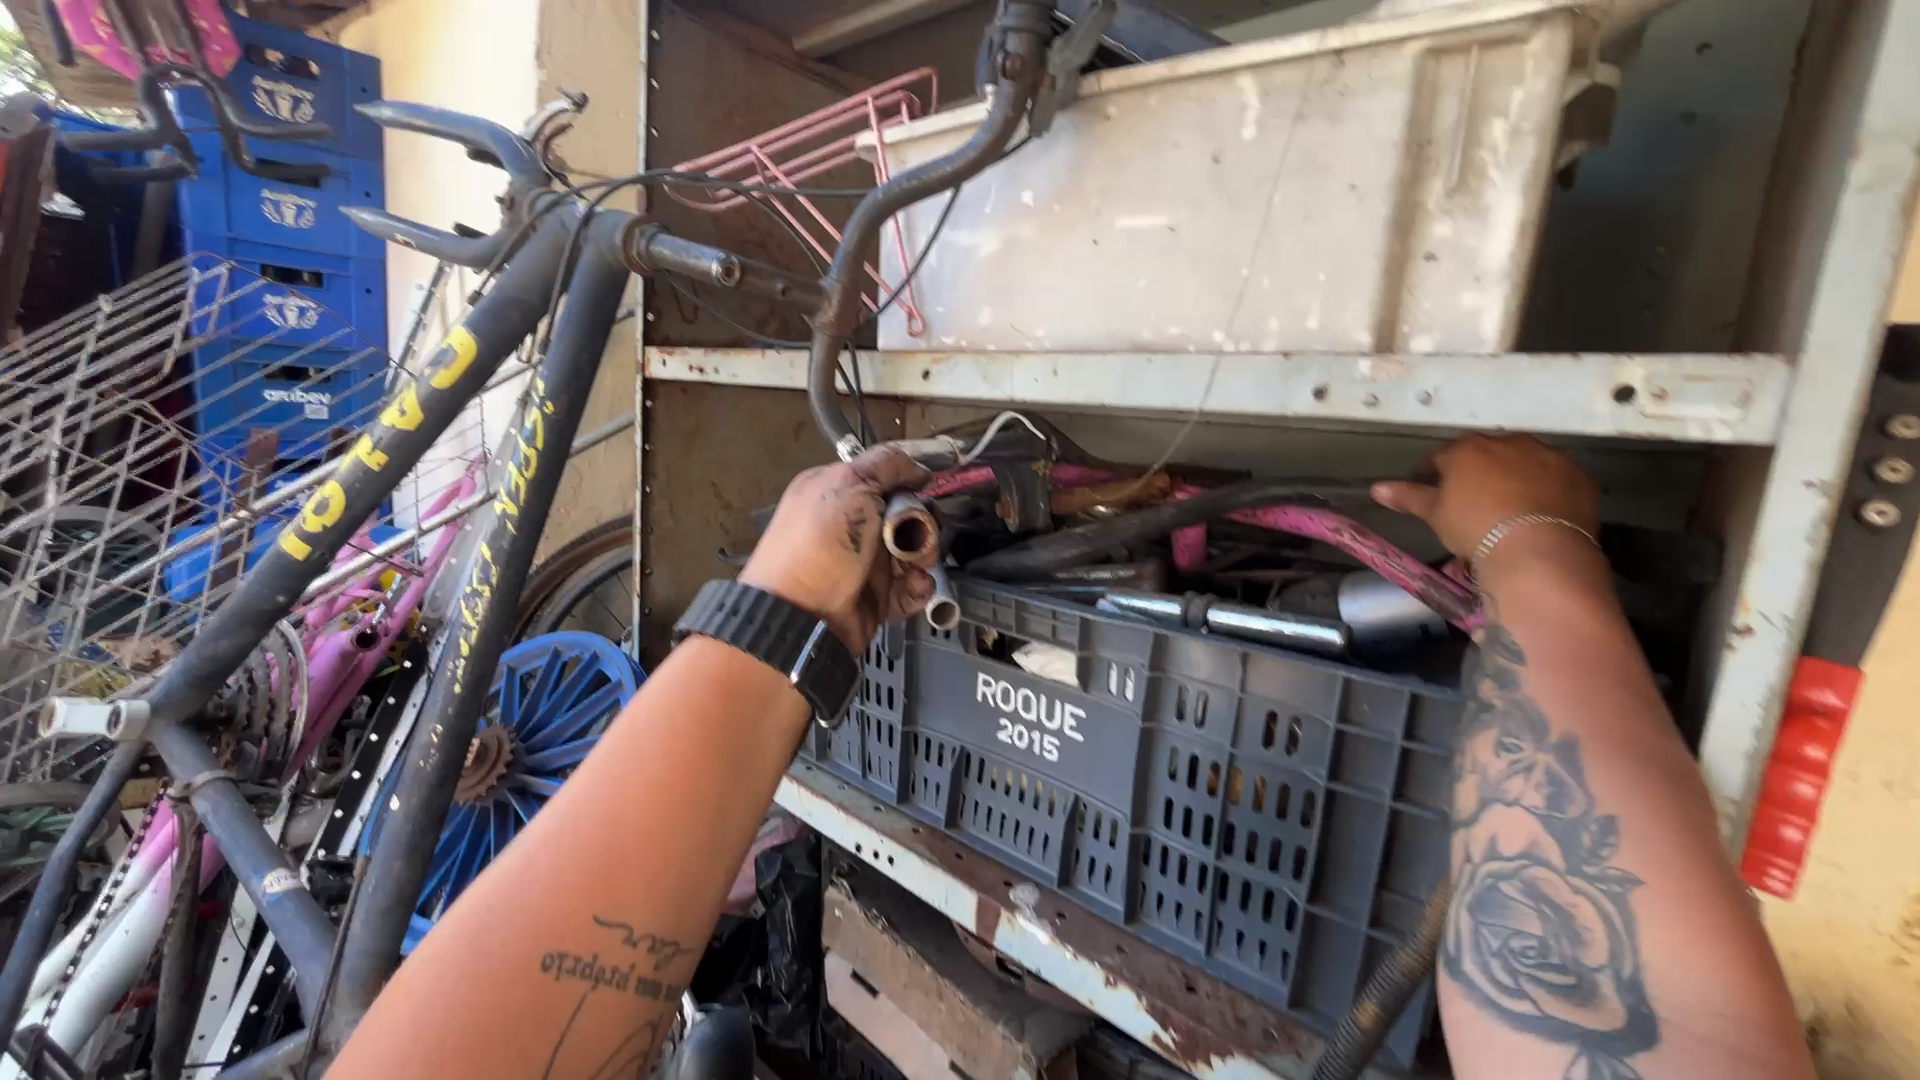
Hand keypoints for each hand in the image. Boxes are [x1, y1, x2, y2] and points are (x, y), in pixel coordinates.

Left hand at [739, 447, 936, 651]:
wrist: (804, 614)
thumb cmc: (820, 543)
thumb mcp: (848, 484)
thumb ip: (886, 464)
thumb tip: (918, 466)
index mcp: (841, 494)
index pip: (888, 480)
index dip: (910, 483)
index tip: (925, 487)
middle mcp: (855, 527)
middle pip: (910, 516)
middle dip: (924, 524)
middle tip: (920, 533)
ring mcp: (868, 563)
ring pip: (916, 552)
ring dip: (925, 556)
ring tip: (917, 564)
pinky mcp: (880, 597)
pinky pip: (913, 587)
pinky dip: (919, 587)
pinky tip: (913, 584)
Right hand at [1371, 434, 1599, 559]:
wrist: (1538, 551)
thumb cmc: (1474, 527)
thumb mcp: (1435, 515)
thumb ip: (1408, 496)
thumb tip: (1377, 488)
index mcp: (1468, 448)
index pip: (1441, 457)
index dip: (1432, 475)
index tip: (1430, 493)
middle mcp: (1509, 443)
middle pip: (1485, 454)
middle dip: (1476, 472)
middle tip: (1470, 500)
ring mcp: (1549, 457)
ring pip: (1523, 463)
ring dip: (1513, 477)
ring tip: (1506, 507)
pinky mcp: (1579, 477)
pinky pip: (1554, 480)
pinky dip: (1544, 491)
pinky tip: (1536, 514)